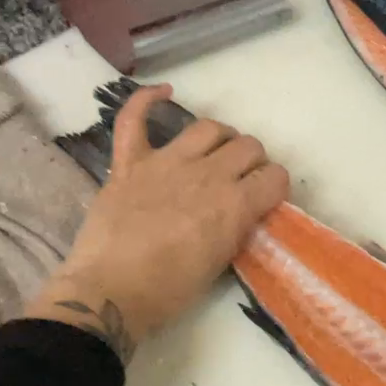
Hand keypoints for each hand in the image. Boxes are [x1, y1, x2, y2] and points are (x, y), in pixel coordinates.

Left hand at [24, 84, 289, 360]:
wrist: (109, 292)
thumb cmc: (169, 291)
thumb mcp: (219, 264)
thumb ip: (236, 230)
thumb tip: (243, 213)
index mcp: (234, 205)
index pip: (275, 178)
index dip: (276, 188)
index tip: (268, 200)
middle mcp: (206, 174)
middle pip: (248, 146)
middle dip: (253, 162)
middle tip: (242, 181)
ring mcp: (166, 163)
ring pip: (208, 128)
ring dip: (220, 137)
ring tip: (216, 152)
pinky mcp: (130, 163)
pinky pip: (134, 119)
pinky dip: (147, 100)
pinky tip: (163, 92)